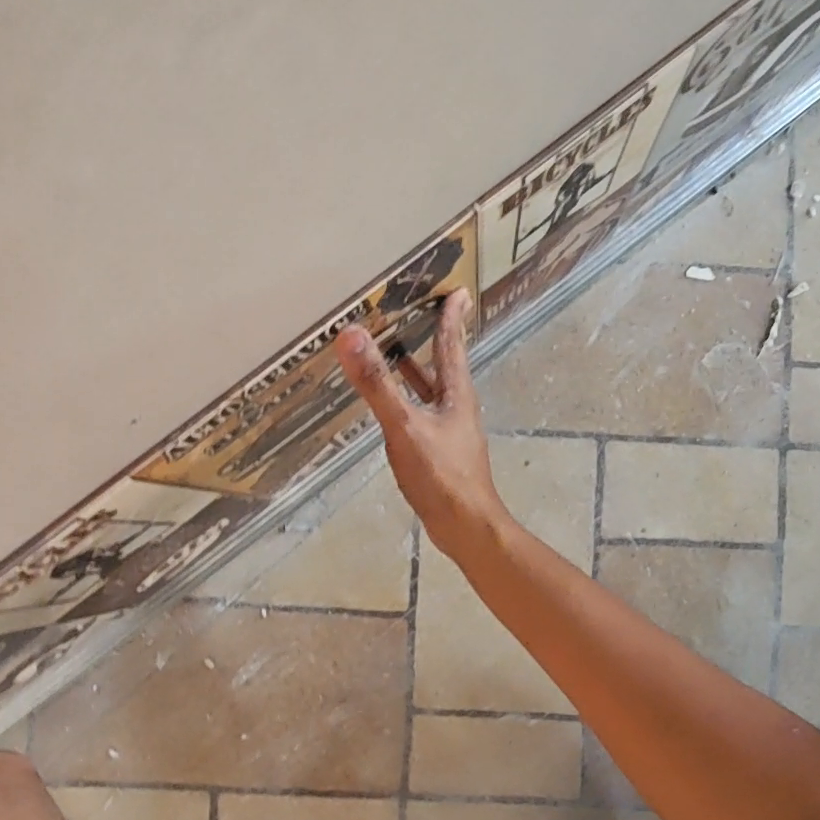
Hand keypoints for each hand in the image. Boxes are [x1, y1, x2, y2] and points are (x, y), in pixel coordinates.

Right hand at [338, 288, 511, 561]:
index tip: (460, 292)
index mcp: (455, 395)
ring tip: (399, 356)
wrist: (467, 527)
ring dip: (419, 373)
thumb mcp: (404, 426)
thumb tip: (352, 335)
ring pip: (433, 393)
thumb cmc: (442, 476)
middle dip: (435, 340)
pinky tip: (395, 412)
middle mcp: (457, 410)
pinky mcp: (442, 456)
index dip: (452, 318)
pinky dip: (409, 402)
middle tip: (424, 315)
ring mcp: (451, 434)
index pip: (452, 346)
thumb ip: (378, 384)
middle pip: (445, 367)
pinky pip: (423, 417)